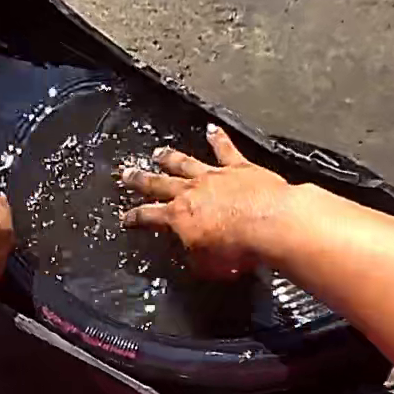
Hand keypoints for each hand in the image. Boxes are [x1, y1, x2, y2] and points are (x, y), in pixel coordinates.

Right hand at [119, 125, 295, 278]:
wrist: (267, 224)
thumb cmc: (236, 250)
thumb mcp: (206, 264)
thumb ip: (194, 256)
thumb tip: (191, 253)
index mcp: (178, 217)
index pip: (149, 216)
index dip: (135, 218)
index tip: (125, 218)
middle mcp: (190, 192)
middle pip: (159, 183)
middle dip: (140, 179)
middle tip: (127, 173)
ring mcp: (213, 176)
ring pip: (185, 163)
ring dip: (170, 157)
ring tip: (158, 152)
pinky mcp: (238, 168)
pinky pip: (224, 150)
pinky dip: (217, 139)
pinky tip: (211, 129)